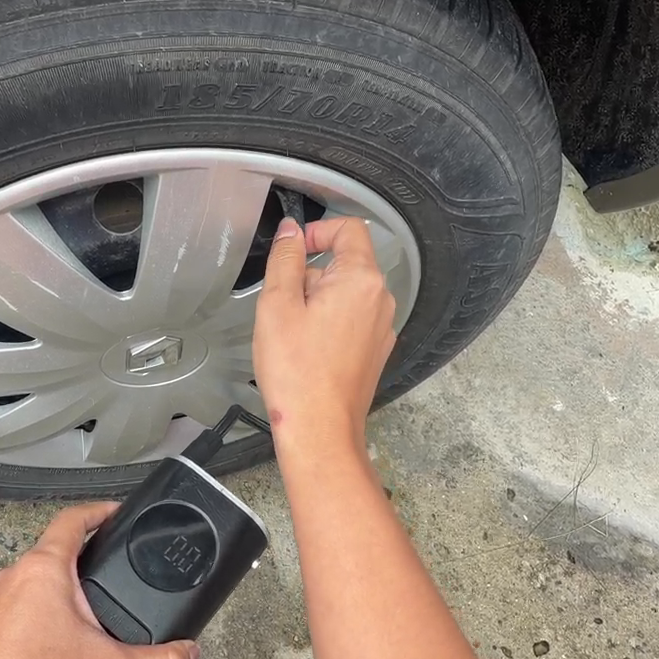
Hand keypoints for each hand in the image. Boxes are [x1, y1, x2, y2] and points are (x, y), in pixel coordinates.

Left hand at [0, 503, 198, 658]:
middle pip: (47, 561)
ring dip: (47, 605)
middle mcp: (5, 583)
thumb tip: (189, 655)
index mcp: (41, 572)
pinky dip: (20, 636)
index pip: (72, 522)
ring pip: (21, 595)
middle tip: (106, 592)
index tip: (115, 514)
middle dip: (77, 572)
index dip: (98, 512)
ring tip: (73, 637)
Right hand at [253, 216, 396, 456]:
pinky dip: (328, 324)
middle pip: (346, 263)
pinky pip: (351, 320)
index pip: (349, 229)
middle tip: (283, 306)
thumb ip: (285, 259)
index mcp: (361, 280)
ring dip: (317, 301)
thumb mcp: (277, 305)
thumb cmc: (297, 371)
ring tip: (293, 334)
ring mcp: (381, 327)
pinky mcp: (375, 350)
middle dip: (311, 275)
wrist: (319, 428)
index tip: (293, 250)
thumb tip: (290, 231)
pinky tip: (307, 351)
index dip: (318, 231)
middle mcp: (380, 300)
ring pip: (346, 294)